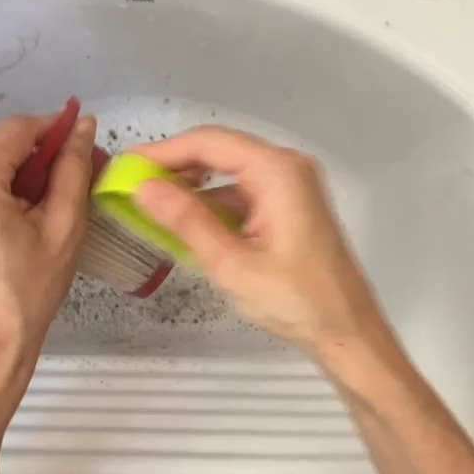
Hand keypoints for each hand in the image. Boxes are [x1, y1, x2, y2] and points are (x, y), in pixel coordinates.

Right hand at [129, 126, 390, 357]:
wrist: (346, 331)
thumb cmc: (298, 302)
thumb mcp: (232, 264)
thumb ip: (186, 221)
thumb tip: (144, 188)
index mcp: (278, 172)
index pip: (210, 142)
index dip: (164, 151)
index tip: (127, 163)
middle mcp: (288, 168)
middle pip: (220, 151)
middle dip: (176, 166)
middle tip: (134, 184)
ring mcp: (292, 186)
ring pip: (230, 172)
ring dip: (193, 187)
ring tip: (154, 206)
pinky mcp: (290, 207)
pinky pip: (243, 193)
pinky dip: (214, 204)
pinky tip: (189, 225)